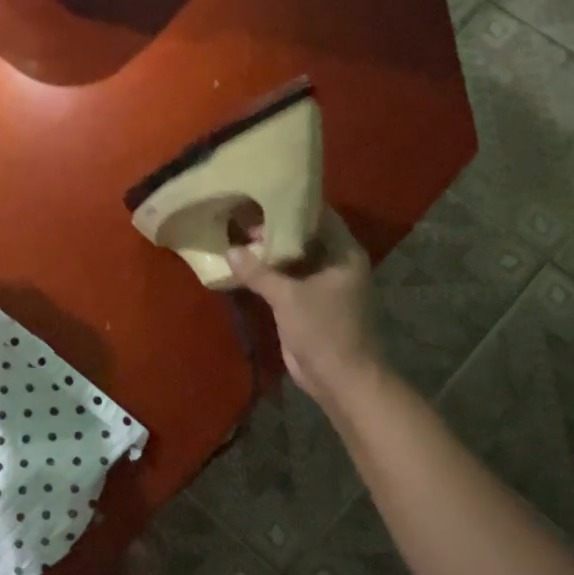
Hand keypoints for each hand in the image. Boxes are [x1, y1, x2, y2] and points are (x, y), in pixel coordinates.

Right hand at [225, 208, 380, 401]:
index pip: (320, 216)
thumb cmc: (324, 330)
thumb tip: (229, 250)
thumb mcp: (288, 297)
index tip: (263, 196)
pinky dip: (266, 273)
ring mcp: (321, 284)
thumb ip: (258, 272)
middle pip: (303, 236)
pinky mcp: (306, 302)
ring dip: (268, 252)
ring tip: (236, 239)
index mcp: (343, 254)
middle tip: (241, 223)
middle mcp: (335, 264)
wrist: (340, 378)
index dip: (294, 205)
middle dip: (274, 229)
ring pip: (292, 258)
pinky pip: (285, 279)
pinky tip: (242, 267)